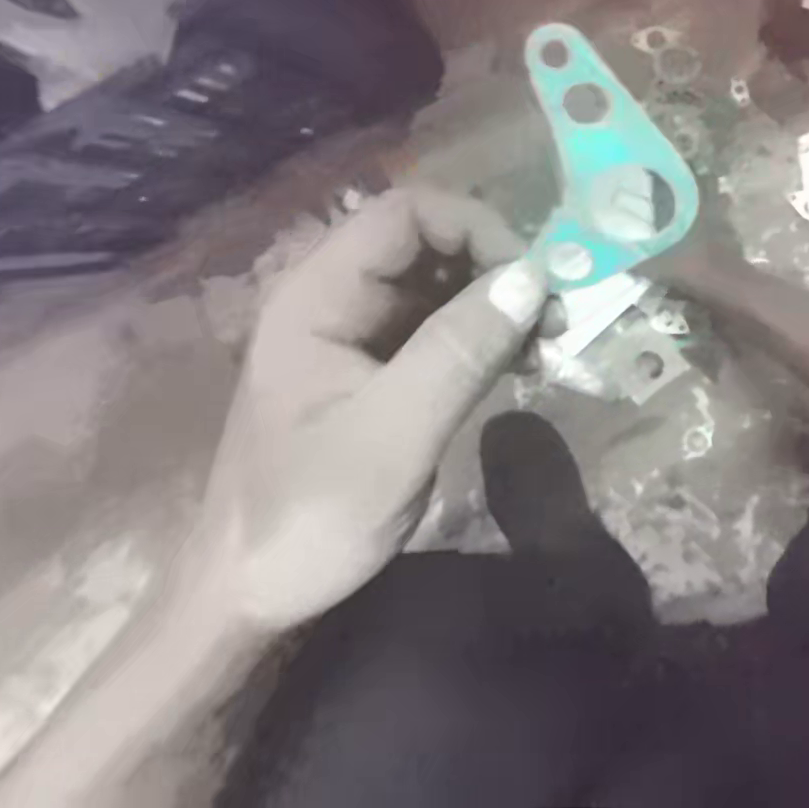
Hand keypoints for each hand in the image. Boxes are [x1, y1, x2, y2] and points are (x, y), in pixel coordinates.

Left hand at [194, 188, 547, 630]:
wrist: (253, 594)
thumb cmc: (308, 517)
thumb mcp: (393, 434)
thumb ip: (460, 352)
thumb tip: (532, 279)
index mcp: (319, 295)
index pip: (407, 213)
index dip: (477, 228)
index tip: (533, 281)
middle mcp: (342, 297)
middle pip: (433, 242)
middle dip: (500, 268)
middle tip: (555, 317)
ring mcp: (365, 331)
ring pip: (448, 283)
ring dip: (503, 303)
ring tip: (547, 344)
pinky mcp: (388, 365)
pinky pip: (450, 325)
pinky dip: (493, 334)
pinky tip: (524, 363)